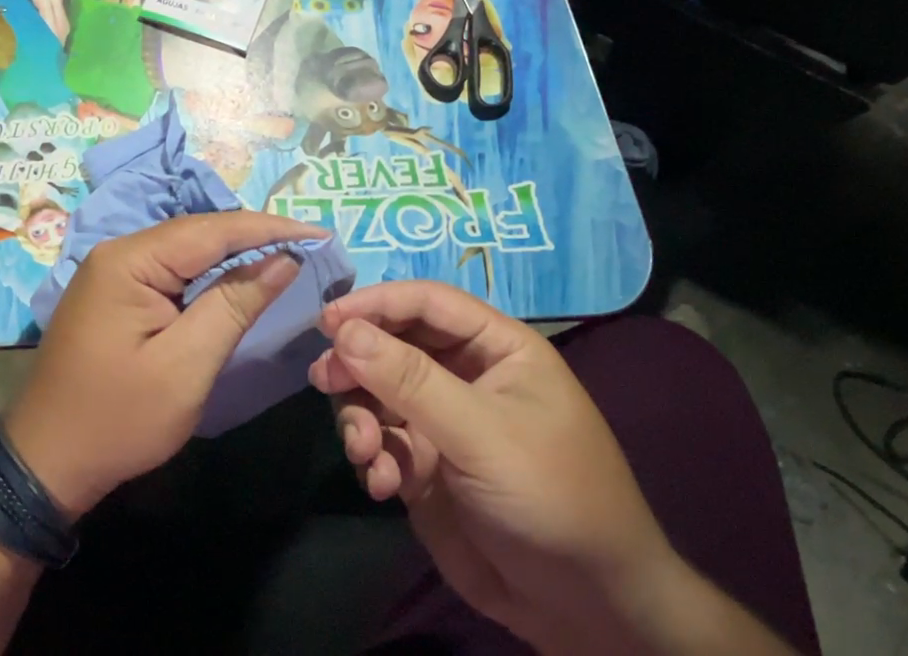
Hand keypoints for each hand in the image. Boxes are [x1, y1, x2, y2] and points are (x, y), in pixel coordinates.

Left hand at [4, 212, 325, 518]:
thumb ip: (234, 305)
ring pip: (185, 251)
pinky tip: (238, 278)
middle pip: (197, 234)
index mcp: (129, 261)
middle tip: (311, 243)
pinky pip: (170, 272)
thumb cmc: (119, 419)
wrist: (47, 461)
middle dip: (255, 237)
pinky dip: (208, 275)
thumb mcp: (187, 365)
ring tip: (287, 254)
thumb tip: (283, 259)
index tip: (321, 233)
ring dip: (234, 254)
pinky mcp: (114, 296)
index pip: (211, 230)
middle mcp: (117, 254)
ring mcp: (111, 274)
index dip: (269, 228)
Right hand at [308, 283, 682, 651]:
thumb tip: (342, 331)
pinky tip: (383, 486)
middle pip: (391, 345)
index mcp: (497, 349)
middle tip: (325, 382)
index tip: (327, 322)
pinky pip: (379, 442)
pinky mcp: (422, 465)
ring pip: (375, 394)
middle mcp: (465, 375)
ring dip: (360, 419)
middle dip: (357, 365)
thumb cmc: (551, 496)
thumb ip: (410, 380)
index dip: (376, 304)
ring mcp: (441, 421)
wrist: (582, 604)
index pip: (427, 303)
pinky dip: (372, 459)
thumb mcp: (481, 433)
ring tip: (365, 453)